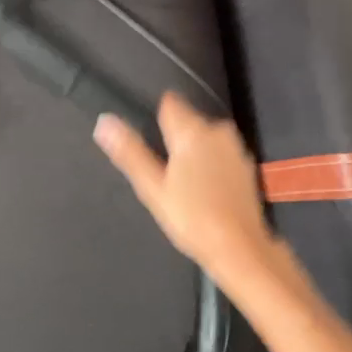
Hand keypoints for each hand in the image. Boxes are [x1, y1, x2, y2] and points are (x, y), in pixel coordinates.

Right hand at [93, 92, 276, 279]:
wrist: (240, 248)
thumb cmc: (191, 217)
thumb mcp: (152, 188)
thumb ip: (130, 152)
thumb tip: (104, 122)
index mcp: (191, 131)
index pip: (169, 103)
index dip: (157, 120)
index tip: (152, 143)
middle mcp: (216, 130)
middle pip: (187, 120)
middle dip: (175, 139)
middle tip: (166, 173)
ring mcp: (235, 147)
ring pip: (204, 136)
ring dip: (194, 151)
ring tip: (186, 185)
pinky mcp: (247, 164)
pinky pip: (220, 153)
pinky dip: (212, 163)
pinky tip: (207, 191)